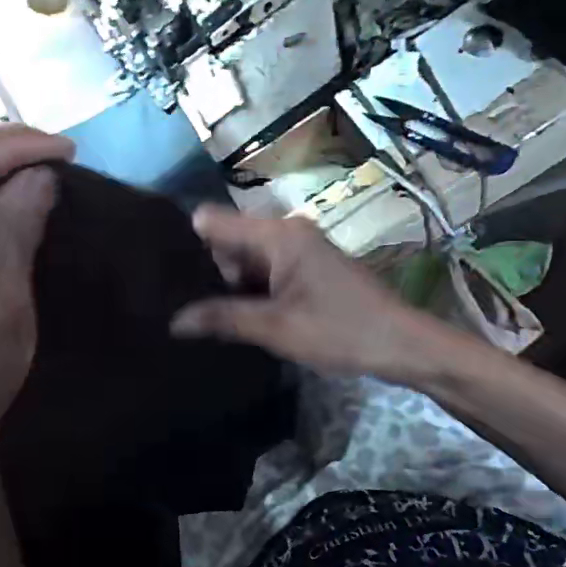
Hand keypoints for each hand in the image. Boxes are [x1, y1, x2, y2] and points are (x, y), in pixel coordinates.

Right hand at [172, 207, 458, 378]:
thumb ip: (222, 318)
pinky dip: (248, 291)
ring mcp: (296, 249)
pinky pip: (263, 271)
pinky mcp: (305, 267)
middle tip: (177, 304)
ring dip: (228, 285)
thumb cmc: (341, 331)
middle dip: (207, 271)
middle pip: (226, 241)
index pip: (212, 222)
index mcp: (277, 235)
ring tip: (200, 314)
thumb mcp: (276, 328)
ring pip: (243, 259)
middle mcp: (284, 232)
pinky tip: (233, 316)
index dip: (186, 243)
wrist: (403, 344)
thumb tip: (173, 321)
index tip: (161, 271)